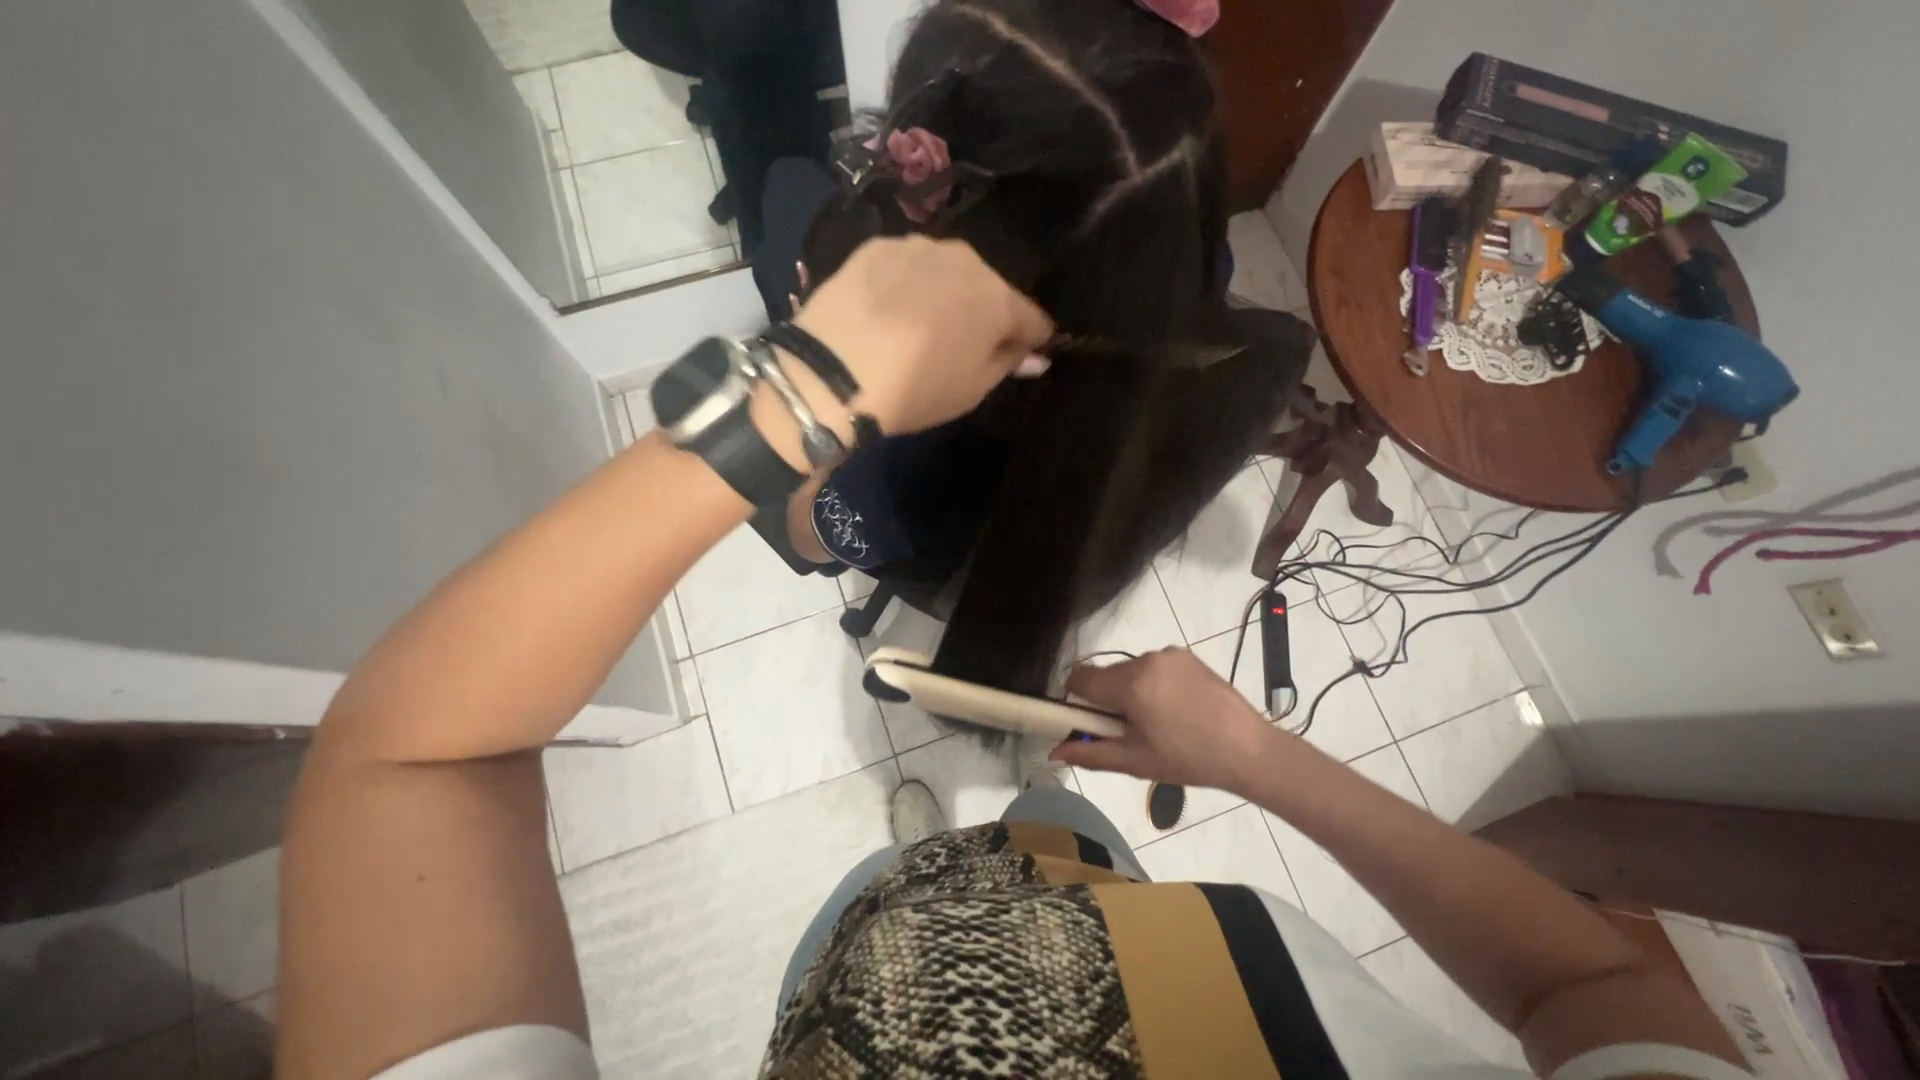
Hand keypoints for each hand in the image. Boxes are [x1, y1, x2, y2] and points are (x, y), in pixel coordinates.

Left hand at [791, 236, 1053, 434]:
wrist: (833, 371)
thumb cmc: (915, 389)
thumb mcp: (971, 390)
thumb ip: (1007, 364)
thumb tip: (1034, 355)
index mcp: (997, 298)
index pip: (1032, 317)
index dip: (1032, 339)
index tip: (1024, 355)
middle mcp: (964, 259)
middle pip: (987, 287)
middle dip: (983, 312)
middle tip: (961, 345)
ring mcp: (917, 246)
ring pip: (944, 272)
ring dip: (942, 294)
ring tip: (918, 327)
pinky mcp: (875, 247)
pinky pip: (904, 266)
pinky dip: (903, 285)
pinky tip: (884, 312)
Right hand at [1049, 648, 1284, 791]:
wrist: (1249, 750)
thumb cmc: (1189, 759)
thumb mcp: (1135, 761)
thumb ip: (1090, 752)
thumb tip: (1055, 750)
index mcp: (1131, 684)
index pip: (1080, 678)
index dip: (1075, 701)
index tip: (1090, 724)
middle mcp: (1146, 659)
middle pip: (1105, 675)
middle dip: (1107, 701)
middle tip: (1130, 733)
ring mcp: (1169, 654)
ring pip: (1129, 671)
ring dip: (1130, 693)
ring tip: (1158, 724)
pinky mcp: (1187, 656)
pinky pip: (1152, 667)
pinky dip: (1152, 685)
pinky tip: (1174, 711)